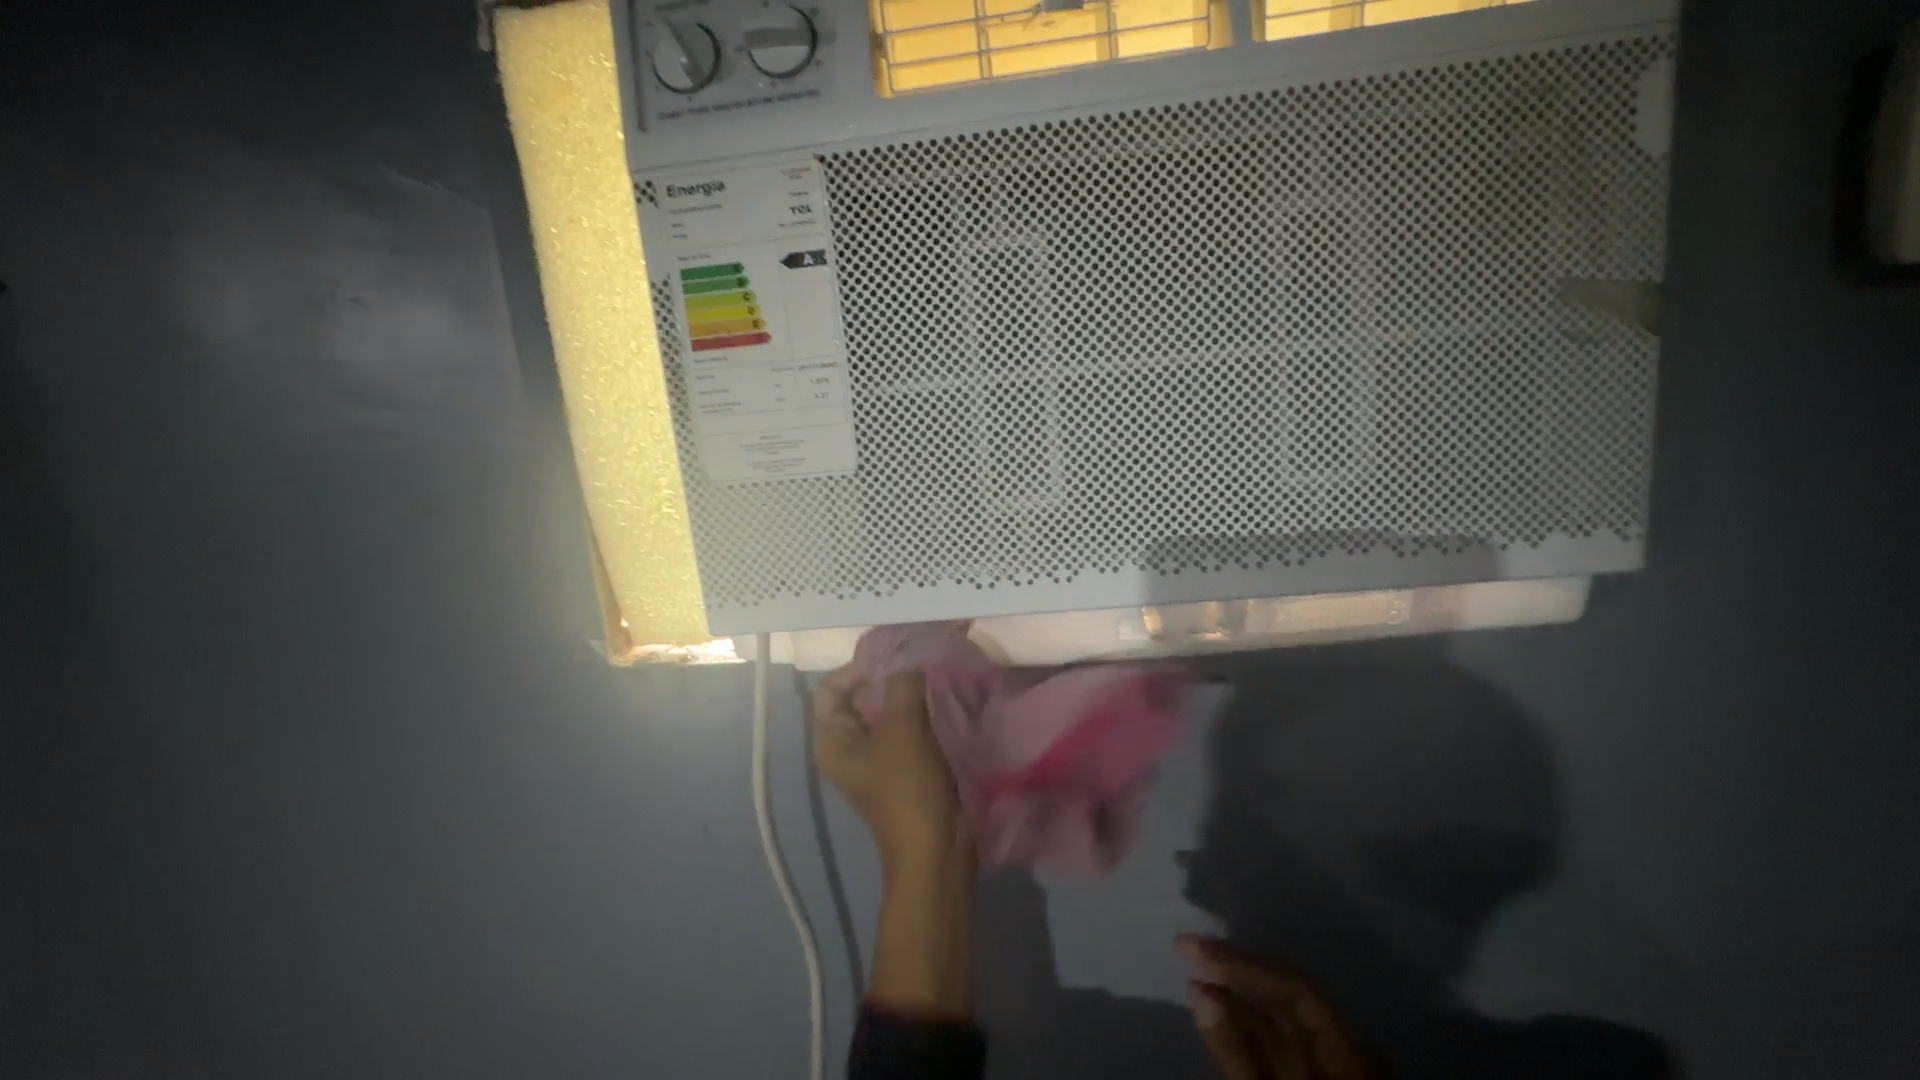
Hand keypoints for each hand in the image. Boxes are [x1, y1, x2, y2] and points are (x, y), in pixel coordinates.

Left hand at [813, 666, 965, 870]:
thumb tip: (909, 663)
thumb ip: (902, 686)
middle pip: (858, 698)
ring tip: (930, 679)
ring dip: (904, 695)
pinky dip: (917, 714)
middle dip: (885, 678)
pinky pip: (903, 729)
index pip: (831, 687)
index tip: (894, 660)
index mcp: (831, 740)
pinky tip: (938, 703)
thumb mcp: (902, 728)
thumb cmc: (907, 786)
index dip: (858, 668)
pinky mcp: (901, 767)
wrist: (935, 845)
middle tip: (916, 663)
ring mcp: (874, 759)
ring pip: (883, 713)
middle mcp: (846, 747)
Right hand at [1179, 935, 1374, 1079]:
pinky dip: (1246, 1018)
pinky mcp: (1318, 1069)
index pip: (1294, 984)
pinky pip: (1280, 1034)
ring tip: (1193, 966)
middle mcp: (1348, 1041)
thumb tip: (1198, 990)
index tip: (1193, 949)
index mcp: (1349, 1046)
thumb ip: (1238, 1051)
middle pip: (1289, 989)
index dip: (1243, 963)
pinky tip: (1217, 1003)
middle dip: (1237, 966)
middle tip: (1185, 944)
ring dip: (1236, 988)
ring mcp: (1336, 1057)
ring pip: (1281, 1010)